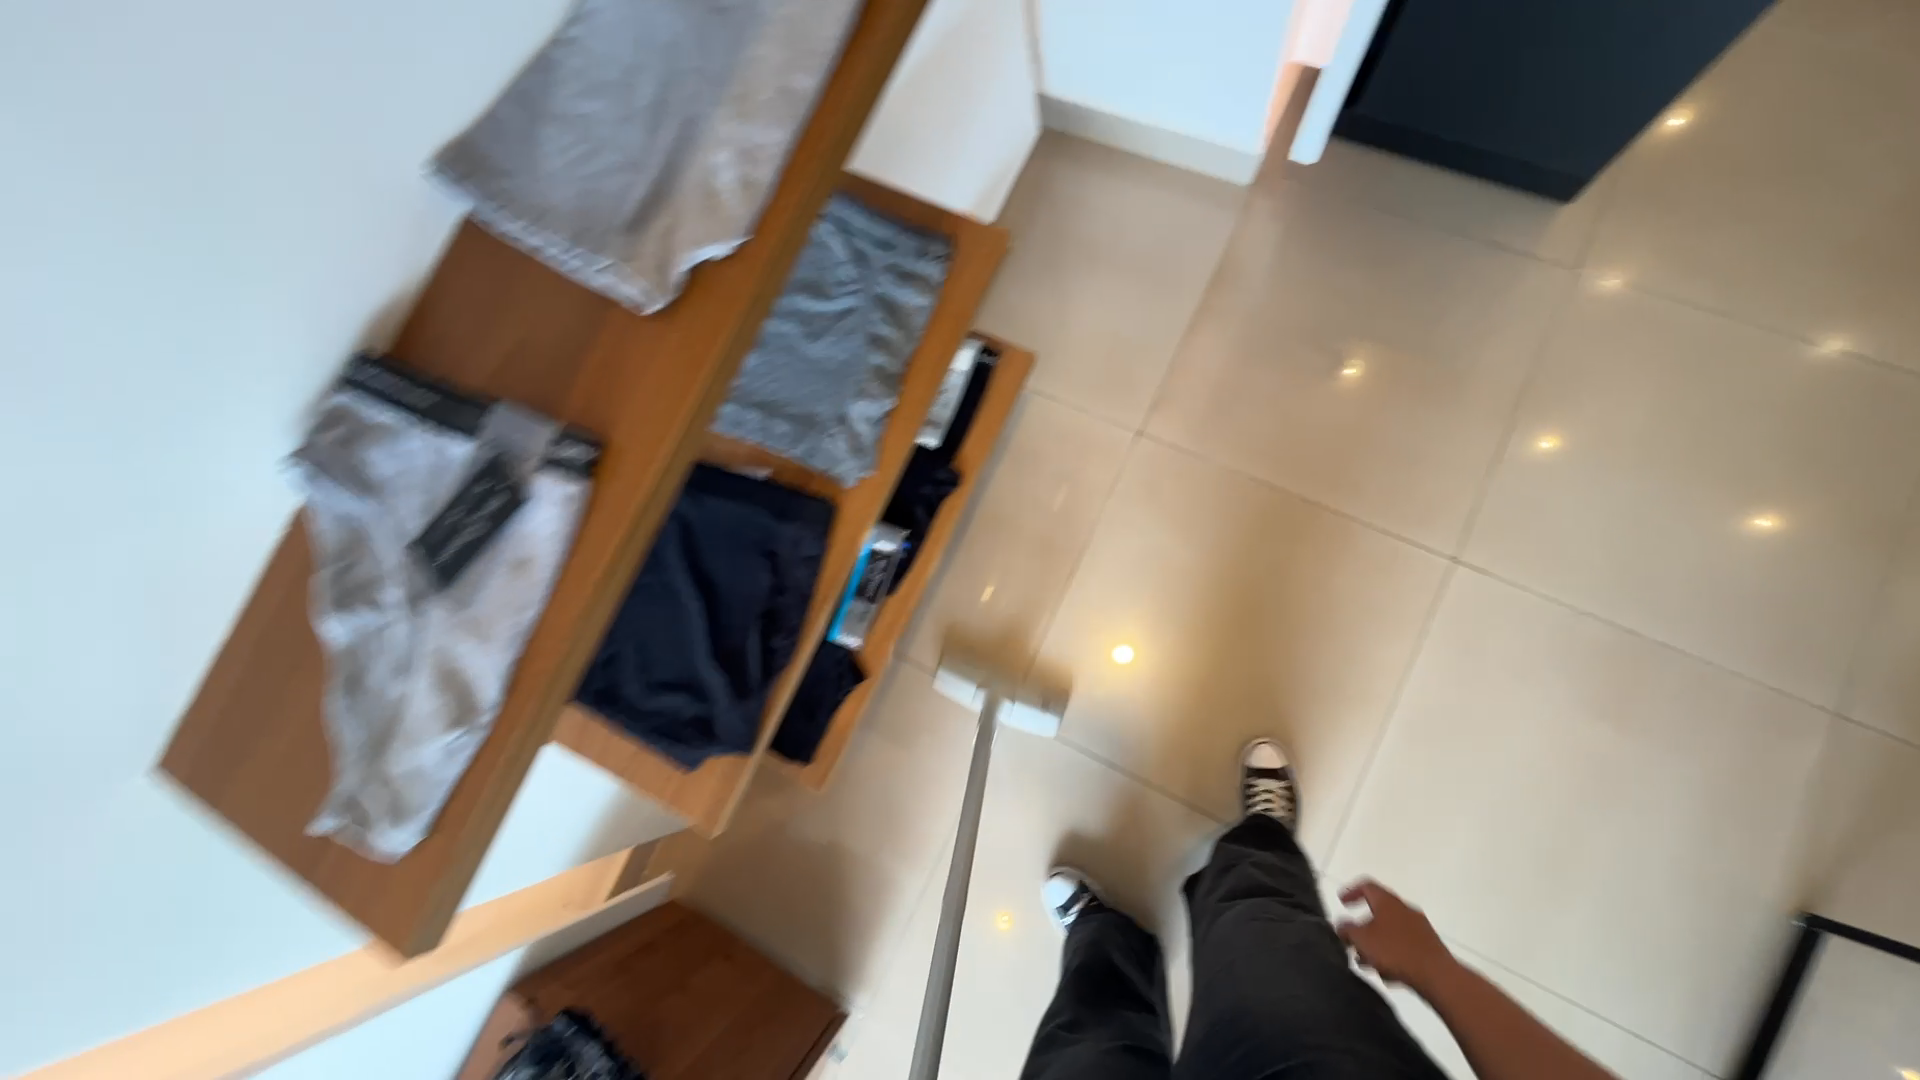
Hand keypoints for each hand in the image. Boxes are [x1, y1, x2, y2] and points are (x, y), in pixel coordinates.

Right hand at [1335, 878, 1456, 989]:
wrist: (1438, 977)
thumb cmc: (1395, 951)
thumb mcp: (1361, 939)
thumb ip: (1347, 930)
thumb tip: (1340, 925)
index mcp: (1387, 902)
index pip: (1367, 886)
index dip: (1352, 891)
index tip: (1342, 902)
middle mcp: (1405, 910)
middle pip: (1379, 912)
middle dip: (1363, 927)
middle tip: (1353, 940)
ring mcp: (1420, 929)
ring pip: (1392, 931)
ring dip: (1378, 944)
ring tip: (1368, 962)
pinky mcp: (1430, 948)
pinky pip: (1405, 946)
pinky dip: (1393, 954)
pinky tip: (1389, 974)